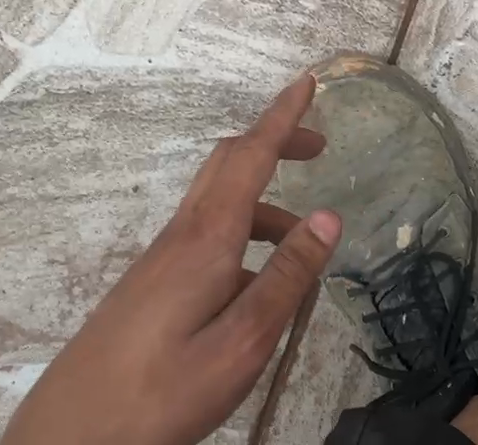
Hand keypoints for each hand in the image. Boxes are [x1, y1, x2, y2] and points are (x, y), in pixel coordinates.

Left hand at [1, 75, 339, 444]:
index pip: (250, 156)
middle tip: (318, 147)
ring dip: (264, 197)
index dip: (282, 116)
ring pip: (217, 201)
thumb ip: (287, 278)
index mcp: (207, 239)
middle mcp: (181, 236)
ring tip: (300, 242)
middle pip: (228, 162)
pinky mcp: (149, 288)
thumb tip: (329, 216)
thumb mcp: (241, 344)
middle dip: (274, 141)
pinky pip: (205, 234)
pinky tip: (254, 287)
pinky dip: (243, 232)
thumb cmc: (158, 397)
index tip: (307, 80)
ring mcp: (160, 261)